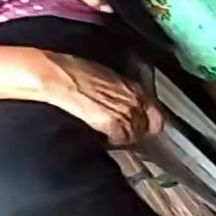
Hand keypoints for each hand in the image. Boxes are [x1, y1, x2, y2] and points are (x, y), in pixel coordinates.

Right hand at [32, 51, 162, 145]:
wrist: (58, 77)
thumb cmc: (74, 73)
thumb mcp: (107, 78)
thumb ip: (122, 93)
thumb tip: (122, 103)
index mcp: (136, 89)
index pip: (157, 115)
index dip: (149, 125)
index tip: (143, 130)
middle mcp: (136, 102)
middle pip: (147, 128)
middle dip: (135, 133)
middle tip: (122, 135)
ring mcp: (127, 113)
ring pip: (134, 136)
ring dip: (123, 139)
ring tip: (109, 137)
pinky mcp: (114, 123)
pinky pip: (120, 140)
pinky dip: (112, 142)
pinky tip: (101, 138)